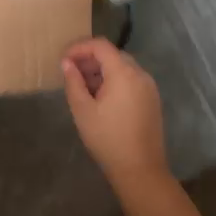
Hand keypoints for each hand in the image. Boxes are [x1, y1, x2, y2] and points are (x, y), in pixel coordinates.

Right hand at [61, 38, 169, 190]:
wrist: (140, 169)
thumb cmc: (107, 138)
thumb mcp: (83, 110)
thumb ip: (73, 82)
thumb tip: (67, 63)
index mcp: (124, 72)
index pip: (100, 46)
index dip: (79, 47)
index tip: (63, 59)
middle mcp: (140, 74)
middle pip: (112, 55)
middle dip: (89, 60)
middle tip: (70, 74)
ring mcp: (149, 87)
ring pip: (122, 68)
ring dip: (101, 71)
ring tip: (82, 88)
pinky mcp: (152, 100)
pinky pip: (131, 80)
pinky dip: (114, 81)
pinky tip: (101, 99)